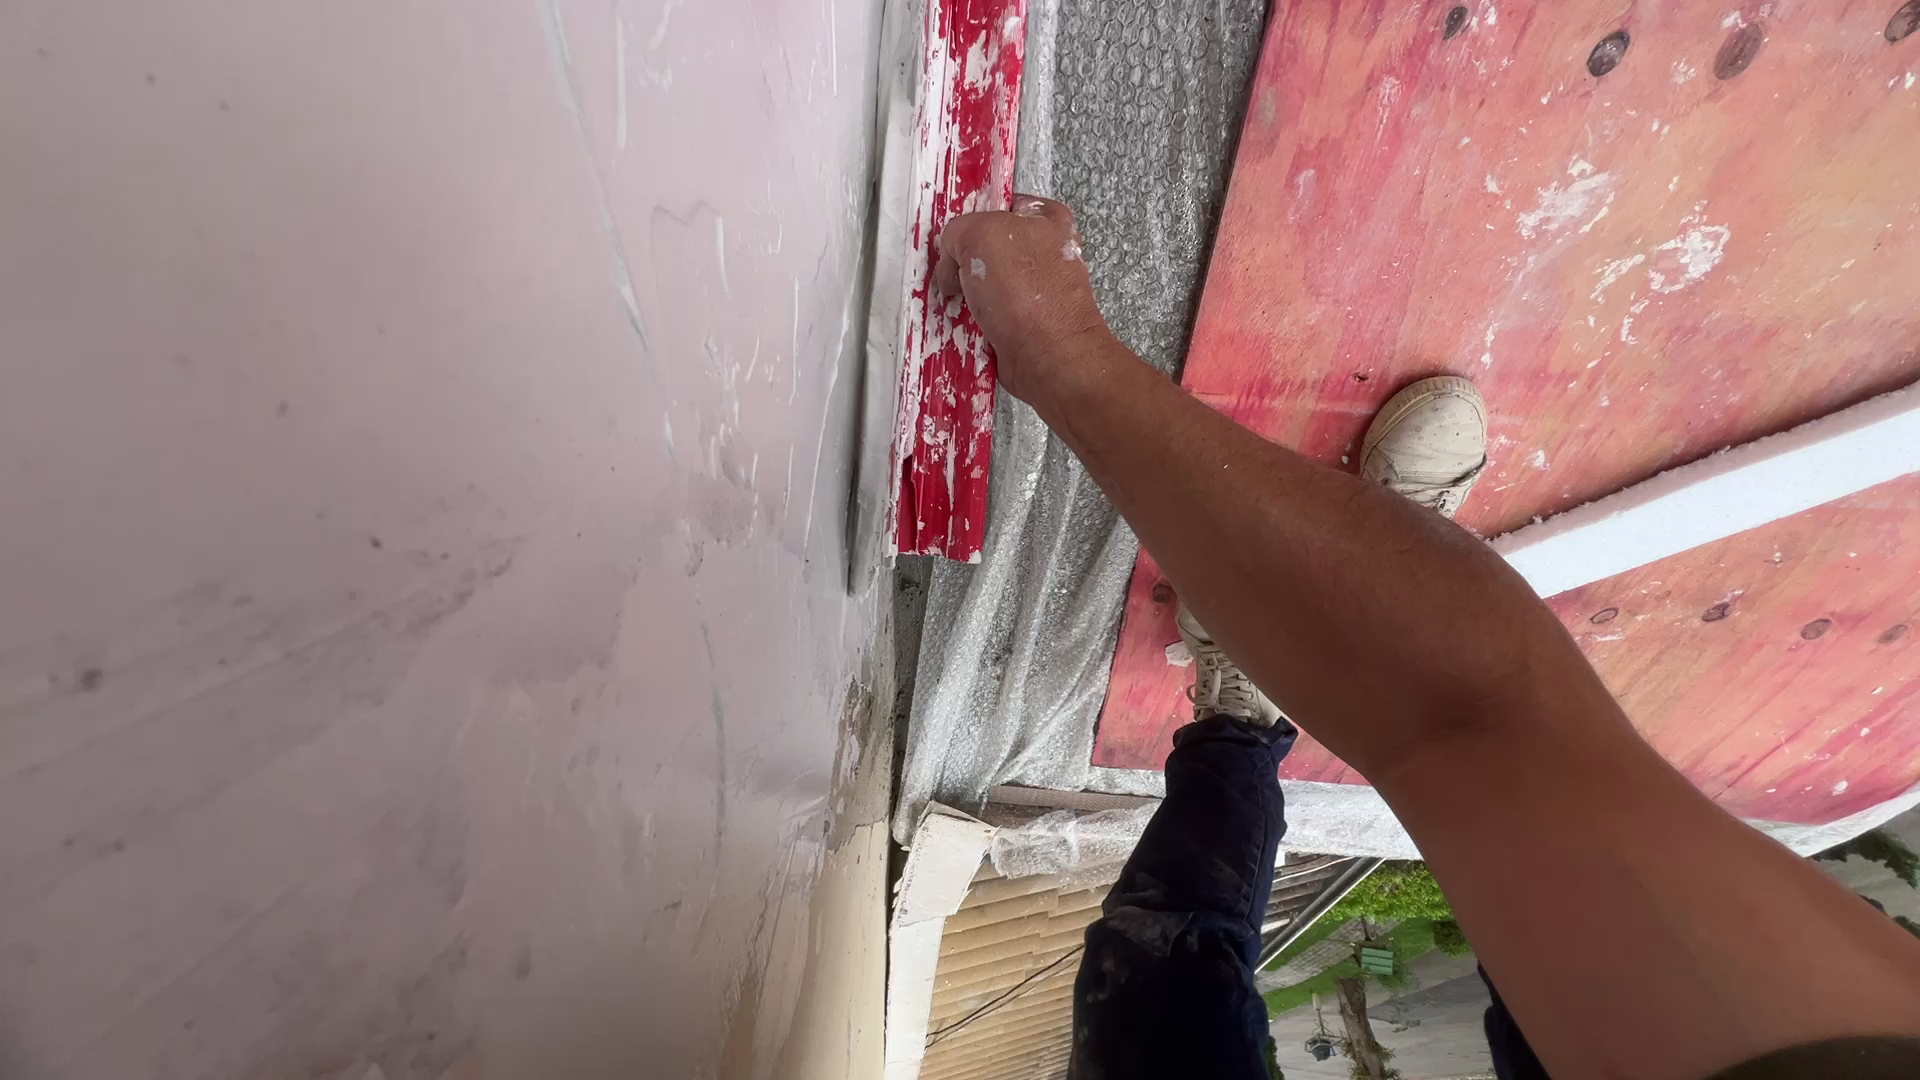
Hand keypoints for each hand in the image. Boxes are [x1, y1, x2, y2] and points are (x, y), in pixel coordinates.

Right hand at [933, 195, 1112, 402]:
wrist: (1048, 358)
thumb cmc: (1023, 292)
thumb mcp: (980, 235)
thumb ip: (958, 231)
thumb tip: (952, 263)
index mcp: (1046, 219)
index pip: (997, 207)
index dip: (970, 220)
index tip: (953, 241)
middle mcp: (1043, 254)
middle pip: (985, 251)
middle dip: (962, 265)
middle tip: (950, 276)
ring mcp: (1033, 294)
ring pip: (982, 288)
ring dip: (963, 299)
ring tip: (953, 305)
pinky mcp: (1022, 327)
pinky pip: (985, 319)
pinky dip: (971, 325)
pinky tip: (961, 328)